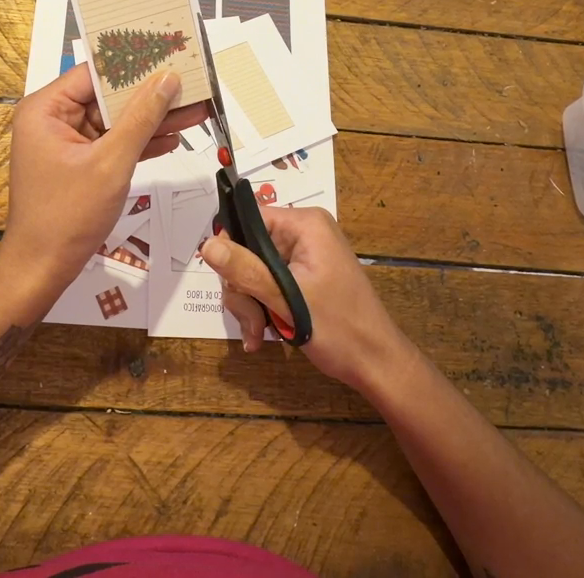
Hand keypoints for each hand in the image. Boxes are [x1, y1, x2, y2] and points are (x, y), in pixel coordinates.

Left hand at [0, 65, 207, 299]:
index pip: (95, 72)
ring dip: (153, 118)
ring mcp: (67, 142)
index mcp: (46, 109)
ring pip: (116, 120)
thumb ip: (141, 119)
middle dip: (151, 92)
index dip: (135, 62)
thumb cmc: (66, 216)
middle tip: (192, 80)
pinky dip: (141, 142)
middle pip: (109, 94)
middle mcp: (53, 119)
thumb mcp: (111, 162)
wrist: (43, 268)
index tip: (170, 53)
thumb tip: (168, 80)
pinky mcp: (80, 163)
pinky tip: (174, 136)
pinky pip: (114, 143)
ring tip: (196, 107)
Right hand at [200, 206, 411, 389]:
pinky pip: (265, 284)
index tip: (231, 282)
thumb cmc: (339, 329)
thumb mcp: (287, 299)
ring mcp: (302, 256)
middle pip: (246, 249)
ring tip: (259, 334)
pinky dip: (260, 309)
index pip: (248, 218)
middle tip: (252, 321)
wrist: (376, 365)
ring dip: (249, 305)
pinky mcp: (300, 278)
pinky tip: (263, 335)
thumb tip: (207, 244)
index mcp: (305, 225)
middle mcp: (302, 234)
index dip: (231, 249)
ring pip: (251, 271)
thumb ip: (246, 270)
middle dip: (243, 289)